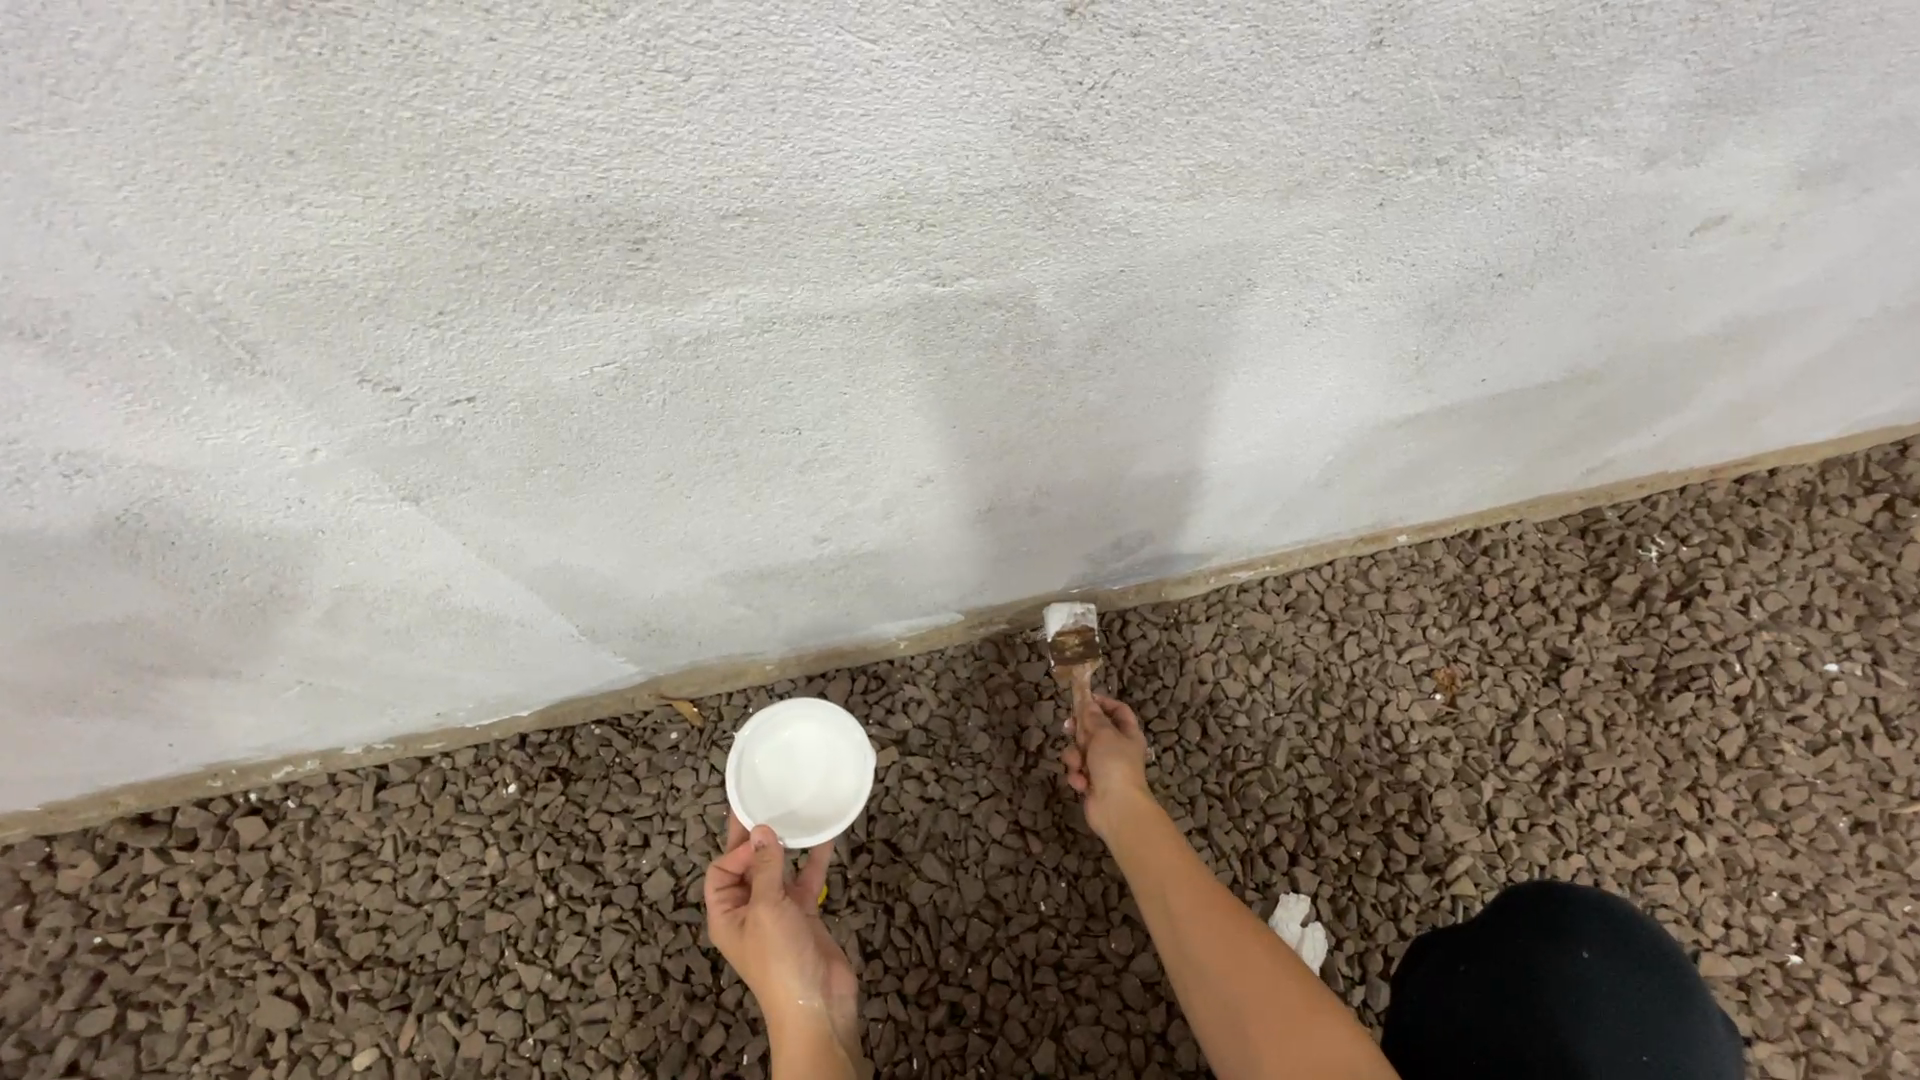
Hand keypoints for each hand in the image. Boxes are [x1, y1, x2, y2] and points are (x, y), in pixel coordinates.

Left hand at [703, 817, 859, 1063]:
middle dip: (756, 839)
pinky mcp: (804, 915)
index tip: (762, 836)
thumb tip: (761, 830)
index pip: (721, 869)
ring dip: (787, 846)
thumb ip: (764, 867)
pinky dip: (814, 860)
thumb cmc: (779, 957)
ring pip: (778, 870)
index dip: (737, 850)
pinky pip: (806, 880)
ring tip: (796, 815)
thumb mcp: (766, 908)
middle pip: (748, 866)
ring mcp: (778, 912)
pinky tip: (826, 837)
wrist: (816, 1003)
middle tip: (767, 801)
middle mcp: (748, 910)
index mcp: (726, 913)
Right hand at [1060, 693, 1154, 839]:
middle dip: (1080, 731)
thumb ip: (1093, 717)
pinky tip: (1082, 783)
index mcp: (1128, 734)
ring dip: (1075, 757)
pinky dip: (1077, 776)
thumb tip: (1088, 703)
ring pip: (1081, 751)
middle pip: (1094, 730)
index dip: (1103, 702)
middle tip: (1069, 728)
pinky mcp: (1091, 782)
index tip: (1084, 699)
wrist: (1116, 806)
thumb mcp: (1104, 734)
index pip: (1118, 710)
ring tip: (1079, 765)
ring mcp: (1103, 767)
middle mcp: (1116, 748)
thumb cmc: (1114, 764)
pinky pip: (1078, 771)